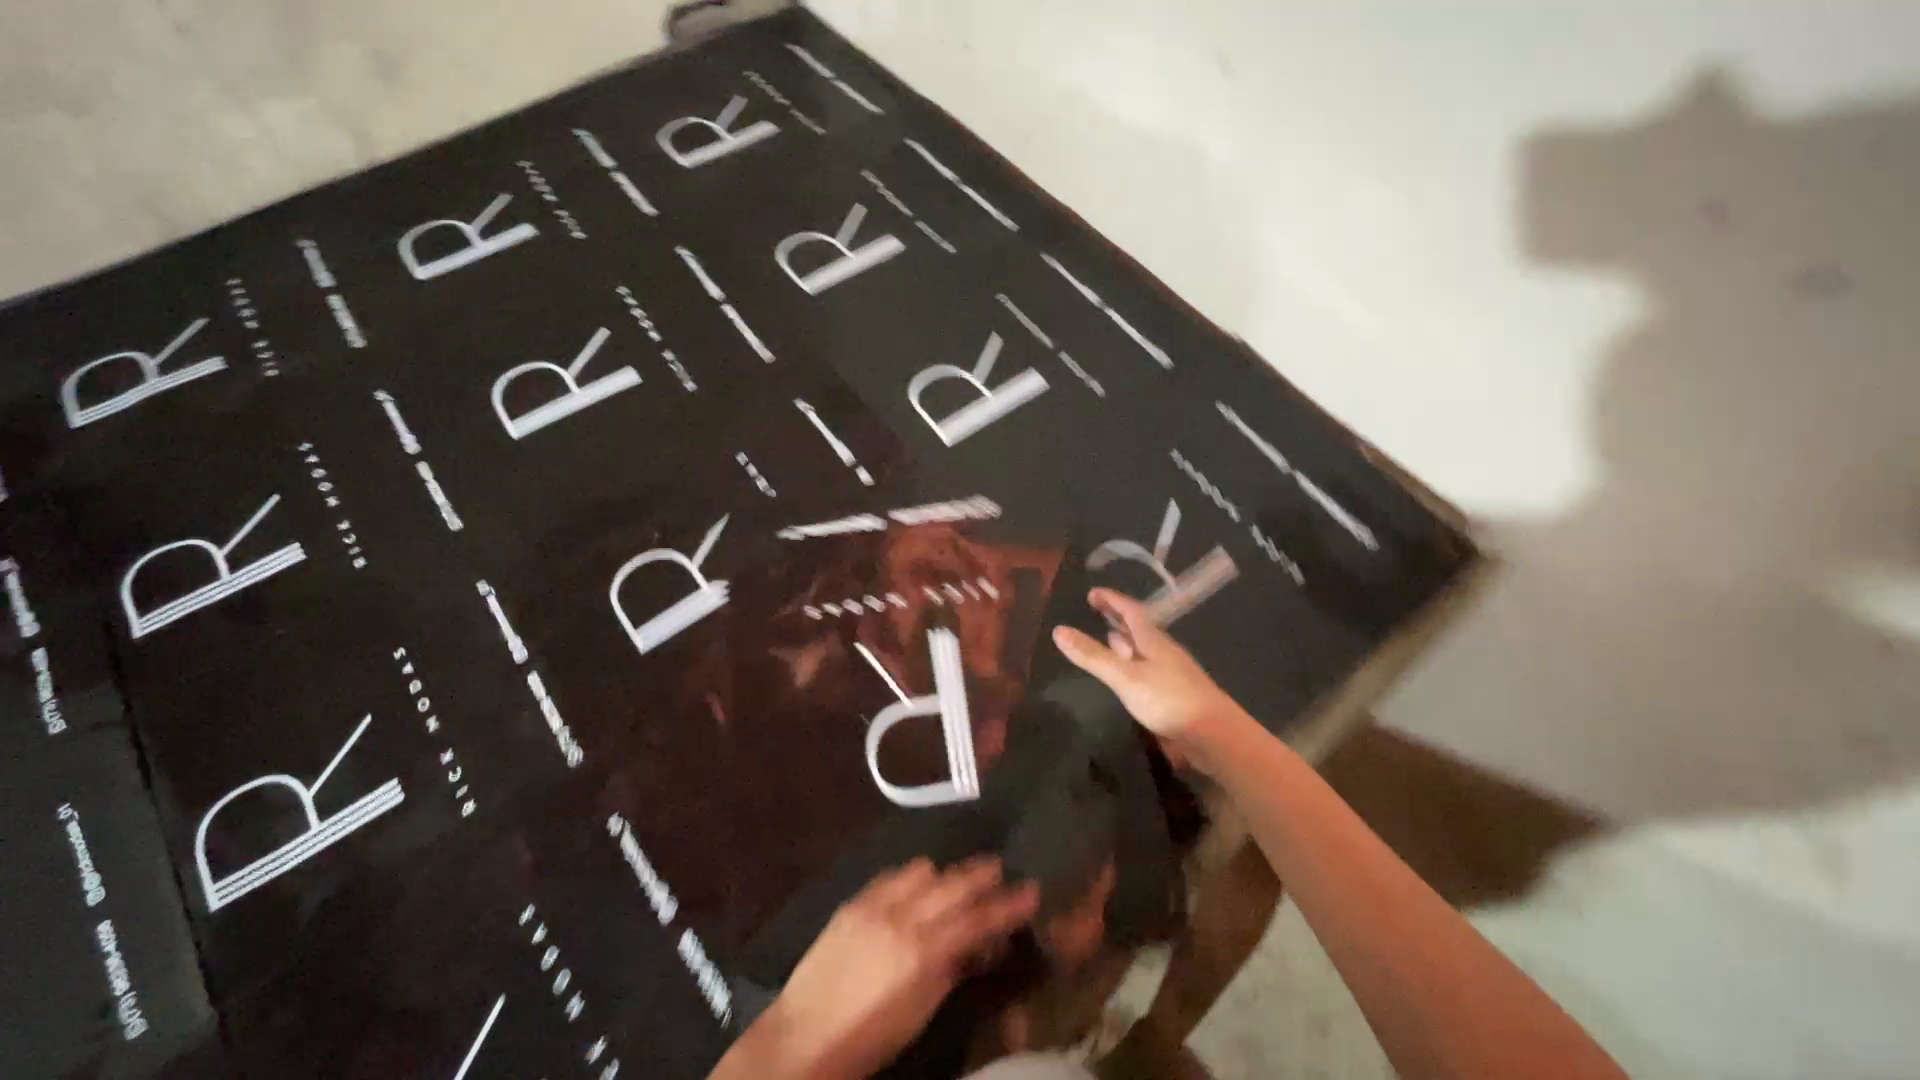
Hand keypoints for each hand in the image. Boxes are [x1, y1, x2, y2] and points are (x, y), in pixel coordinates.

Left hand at [724, 858, 1038, 1079]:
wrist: (802, 1037)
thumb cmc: (870, 1038)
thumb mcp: (921, 1012)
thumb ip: (952, 970)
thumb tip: (979, 946)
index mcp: (923, 952)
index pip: (977, 918)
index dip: (1008, 904)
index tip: (1031, 889)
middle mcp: (901, 918)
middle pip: (953, 883)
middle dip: (982, 874)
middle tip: (1001, 870)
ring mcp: (873, 905)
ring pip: (921, 870)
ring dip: (944, 874)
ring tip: (955, 883)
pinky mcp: (852, 902)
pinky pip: (891, 876)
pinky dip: (911, 878)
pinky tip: (915, 888)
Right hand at [1052, 588, 1243, 765]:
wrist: (1214, 735)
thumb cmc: (1169, 700)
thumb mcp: (1125, 677)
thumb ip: (1093, 656)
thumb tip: (1059, 630)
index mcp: (1154, 641)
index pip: (1131, 611)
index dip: (1112, 600)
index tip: (1093, 593)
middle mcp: (1164, 652)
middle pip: (1139, 629)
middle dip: (1118, 618)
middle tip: (1097, 610)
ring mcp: (1171, 674)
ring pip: (1145, 650)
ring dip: (1126, 642)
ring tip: (1108, 638)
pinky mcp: (1174, 695)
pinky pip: (1148, 671)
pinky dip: (1132, 665)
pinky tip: (1127, 677)